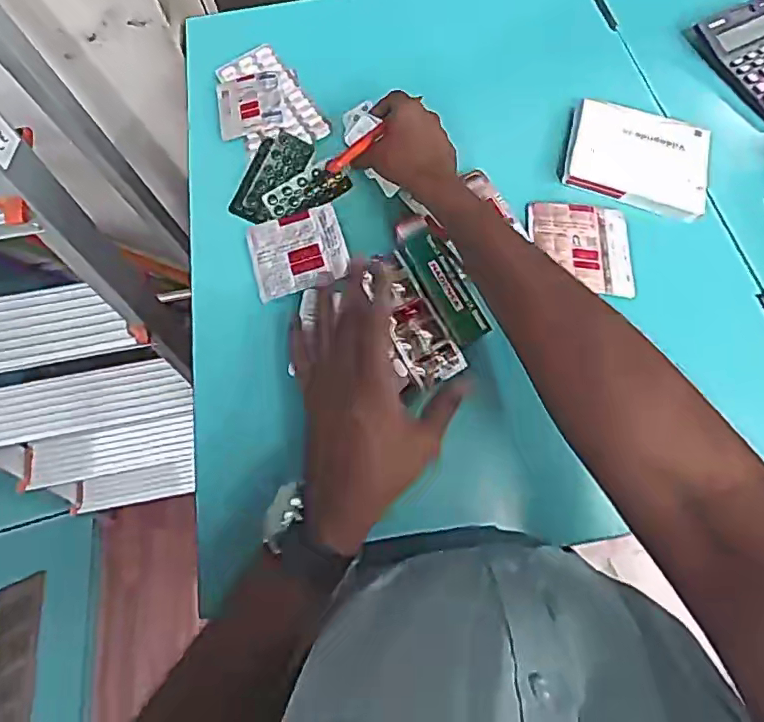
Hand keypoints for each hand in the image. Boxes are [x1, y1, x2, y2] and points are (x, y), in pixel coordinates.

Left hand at [290, 262, 468, 555]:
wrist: (338, 504)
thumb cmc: (383, 473)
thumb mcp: (424, 444)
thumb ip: (444, 407)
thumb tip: (469, 381)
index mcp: (374, 380)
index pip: (375, 324)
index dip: (378, 293)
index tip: (382, 268)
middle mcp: (344, 373)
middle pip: (346, 320)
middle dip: (352, 287)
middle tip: (356, 259)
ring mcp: (321, 383)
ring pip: (320, 333)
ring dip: (323, 303)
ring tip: (327, 277)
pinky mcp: (308, 396)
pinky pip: (300, 359)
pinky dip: (297, 337)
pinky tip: (295, 320)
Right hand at [356, 91, 460, 201]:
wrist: (432, 182)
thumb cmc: (407, 164)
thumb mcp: (374, 156)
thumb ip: (362, 152)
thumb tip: (358, 157)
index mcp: (407, 108)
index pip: (391, 98)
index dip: (379, 110)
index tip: (373, 121)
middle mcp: (425, 114)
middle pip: (405, 111)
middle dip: (391, 123)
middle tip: (381, 137)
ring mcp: (437, 128)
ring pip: (417, 125)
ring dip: (406, 134)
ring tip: (394, 151)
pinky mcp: (445, 143)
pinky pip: (428, 140)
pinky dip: (418, 146)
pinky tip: (409, 160)